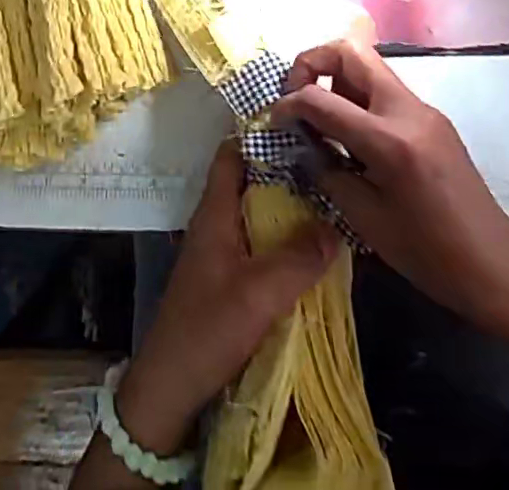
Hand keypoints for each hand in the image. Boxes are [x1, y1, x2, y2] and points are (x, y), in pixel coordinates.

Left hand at [114, 142, 338, 455]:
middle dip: (285, 166)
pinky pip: (261, 237)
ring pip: (258, 209)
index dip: (261, 133)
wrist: (171, 385)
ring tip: (331, 190)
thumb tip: (337, 225)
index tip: (302, 123)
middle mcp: (217, 221)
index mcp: (215, 212)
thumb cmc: (208, 329)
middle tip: (330, 156)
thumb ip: (299, 257)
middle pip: (250, 178)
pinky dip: (285, 232)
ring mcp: (222, 247)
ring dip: (288, 201)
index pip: (232, 153)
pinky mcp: (230, 272)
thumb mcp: (259, 294)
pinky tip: (315, 239)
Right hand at [273, 39, 508, 336]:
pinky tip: (347, 137)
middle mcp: (408, 112)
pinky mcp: (432, 121)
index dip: (288, 104)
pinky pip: (383, 93)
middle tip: (294, 97)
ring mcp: (424, 112)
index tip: (273, 120)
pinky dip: (355, 100)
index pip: (322, 99)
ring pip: (368, 68)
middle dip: (311, 63)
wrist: (497, 267)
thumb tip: (302, 146)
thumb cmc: (429, 254)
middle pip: (351, 52)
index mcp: (390, 141)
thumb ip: (327, 172)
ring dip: (334, 80)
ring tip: (317, 120)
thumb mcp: (365, 220)